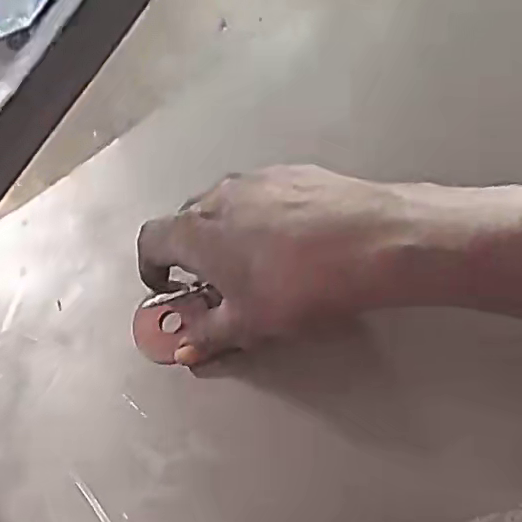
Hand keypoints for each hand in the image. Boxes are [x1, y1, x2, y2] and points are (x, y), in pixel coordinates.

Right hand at [137, 166, 442, 365]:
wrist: (370, 241)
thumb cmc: (304, 282)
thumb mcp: (249, 323)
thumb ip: (209, 334)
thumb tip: (191, 346)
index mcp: (196, 232)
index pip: (151, 242)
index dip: (151, 268)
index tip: (164, 286)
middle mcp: (220, 196)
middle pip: (186, 223)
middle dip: (191, 255)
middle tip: (210, 287)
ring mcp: (257, 180)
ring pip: (226, 209)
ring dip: (227, 237)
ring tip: (253, 269)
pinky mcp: (293, 175)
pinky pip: (262, 199)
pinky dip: (261, 222)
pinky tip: (288, 249)